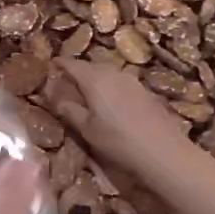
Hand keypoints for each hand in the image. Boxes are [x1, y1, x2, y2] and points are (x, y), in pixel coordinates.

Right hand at [50, 58, 197, 176]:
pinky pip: (121, 82)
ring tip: (88, 92)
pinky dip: (110, 86)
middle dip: (79, 71)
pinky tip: (110, 102)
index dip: (61, 63)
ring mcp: (132, 81)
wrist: (162, 150)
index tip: (52, 64)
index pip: (73, 64)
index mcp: (95, 80)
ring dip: (96, 79)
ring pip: (108, 73)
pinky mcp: (145, 91)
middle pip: (92, 66)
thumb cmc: (118, 140)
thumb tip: (59, 101)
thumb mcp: (88, 130)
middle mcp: (113, 73)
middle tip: (68, 82)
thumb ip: (71, 112)